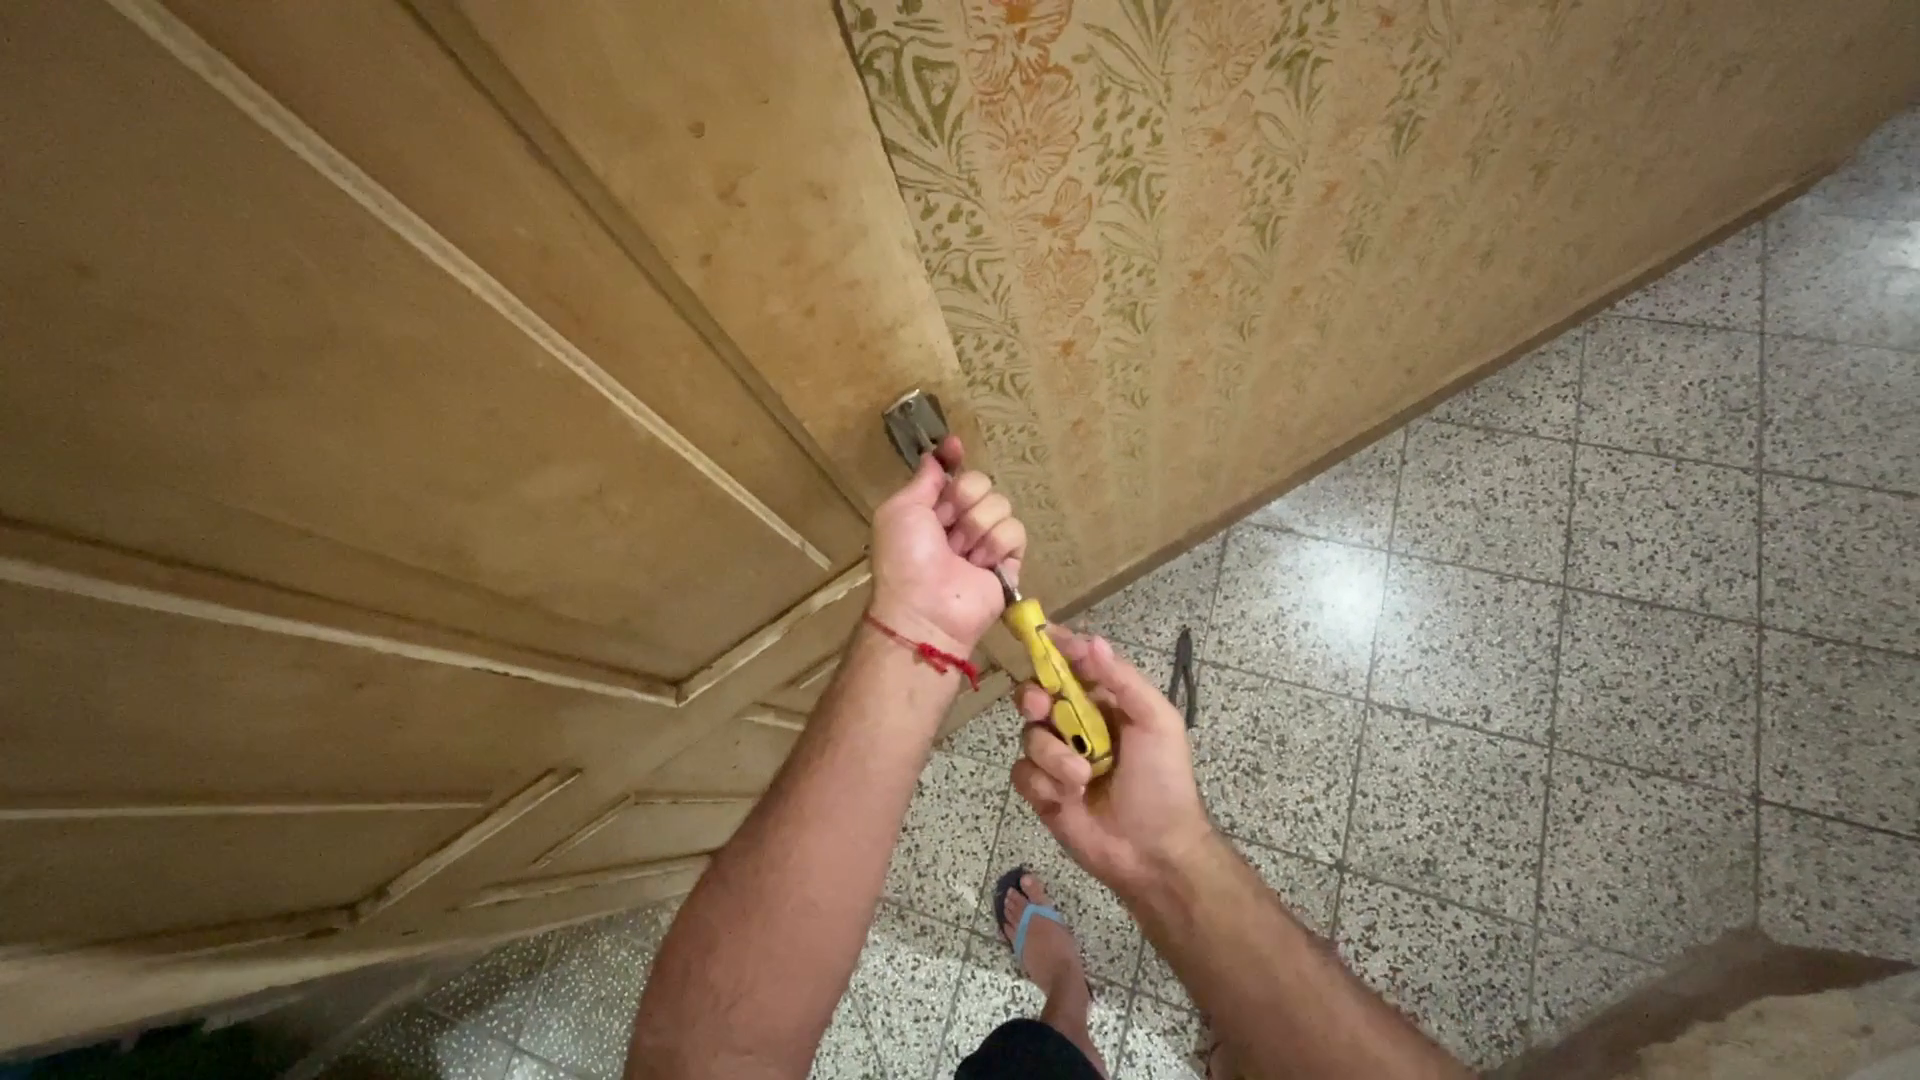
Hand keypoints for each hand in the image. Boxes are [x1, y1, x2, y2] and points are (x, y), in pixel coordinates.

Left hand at [868, 436, 1025, 657]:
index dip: (954, 458)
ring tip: (961, 555)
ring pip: (1000, 505)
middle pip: (979, 483)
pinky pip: (1015, 531)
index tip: (954, 447)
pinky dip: (996, 546)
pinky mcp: (1010, 561)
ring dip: (976, 528)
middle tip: (945, 527)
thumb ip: (922, 480)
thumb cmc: (904, 558)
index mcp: (931, 509)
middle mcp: (960, 522)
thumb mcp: (900, 511)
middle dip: (962, 501)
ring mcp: (986, 541)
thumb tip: (935, 454)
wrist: (925, 608)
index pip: (952, 473)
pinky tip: (980, 565)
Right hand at [1012, 627, 1213, 898]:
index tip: (1040, 638)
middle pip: (1035, 694)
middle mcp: (1075, 724)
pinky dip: (1043, 783)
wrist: (1155, 852)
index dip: (1054, 649)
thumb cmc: (1163, 781)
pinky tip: (1068, 798)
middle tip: (1043, 709)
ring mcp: (1056, 757)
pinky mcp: (1042, 790)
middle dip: (1034, 697)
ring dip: (1053, 755)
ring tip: (1083, 778)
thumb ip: (1123, 680)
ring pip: (1028, 736)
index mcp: (1104, 701)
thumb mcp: (1156, 722)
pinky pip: (1022, 773)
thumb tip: (1091, 640)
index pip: (1072, 664)